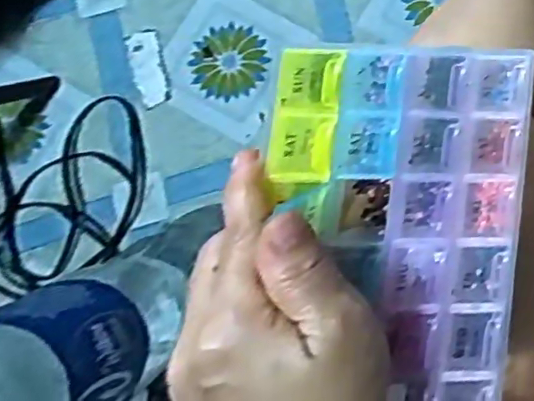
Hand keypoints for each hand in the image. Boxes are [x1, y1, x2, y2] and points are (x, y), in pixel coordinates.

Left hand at [168, 150, 389, 400]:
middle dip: (246, 220)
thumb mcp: (341, 327)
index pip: (236, 242)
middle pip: (215, 259)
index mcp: (231, 327)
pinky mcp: (197, 382)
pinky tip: (271, 278)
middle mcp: (193, 346)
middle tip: (287, 187)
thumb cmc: (344, 391)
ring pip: (210, 282)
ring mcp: (189, 368)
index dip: (245, 195)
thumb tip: (280, 217)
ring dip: (241, 247)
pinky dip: (238, 278)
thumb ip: (304, 273)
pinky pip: (212, 309)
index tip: (250, 155)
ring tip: (284, 227)